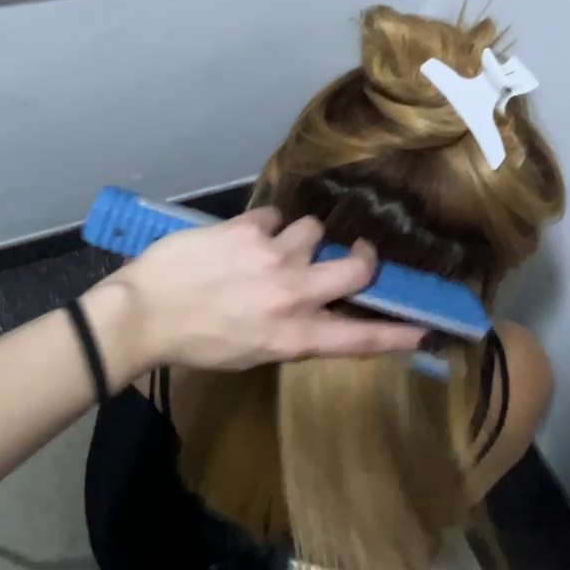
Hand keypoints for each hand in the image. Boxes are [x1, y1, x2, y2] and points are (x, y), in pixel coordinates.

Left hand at [88, 207, 425, 370]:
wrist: (145, 313)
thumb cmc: (195, 343)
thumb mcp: (251, 353)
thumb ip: (290, 331)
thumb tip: (314, 312)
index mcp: (293, 337)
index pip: (357, 338)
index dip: (395, 333)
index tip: (424, 329)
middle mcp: (293, 296)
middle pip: (356, 267)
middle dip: (363, 256)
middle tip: (356, 252)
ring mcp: (273, 257)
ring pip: (314, 230)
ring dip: (300, 237)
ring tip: (272, 246)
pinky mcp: (249, 229)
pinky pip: (274, 216)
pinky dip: (263, 225)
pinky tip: (240, 239)